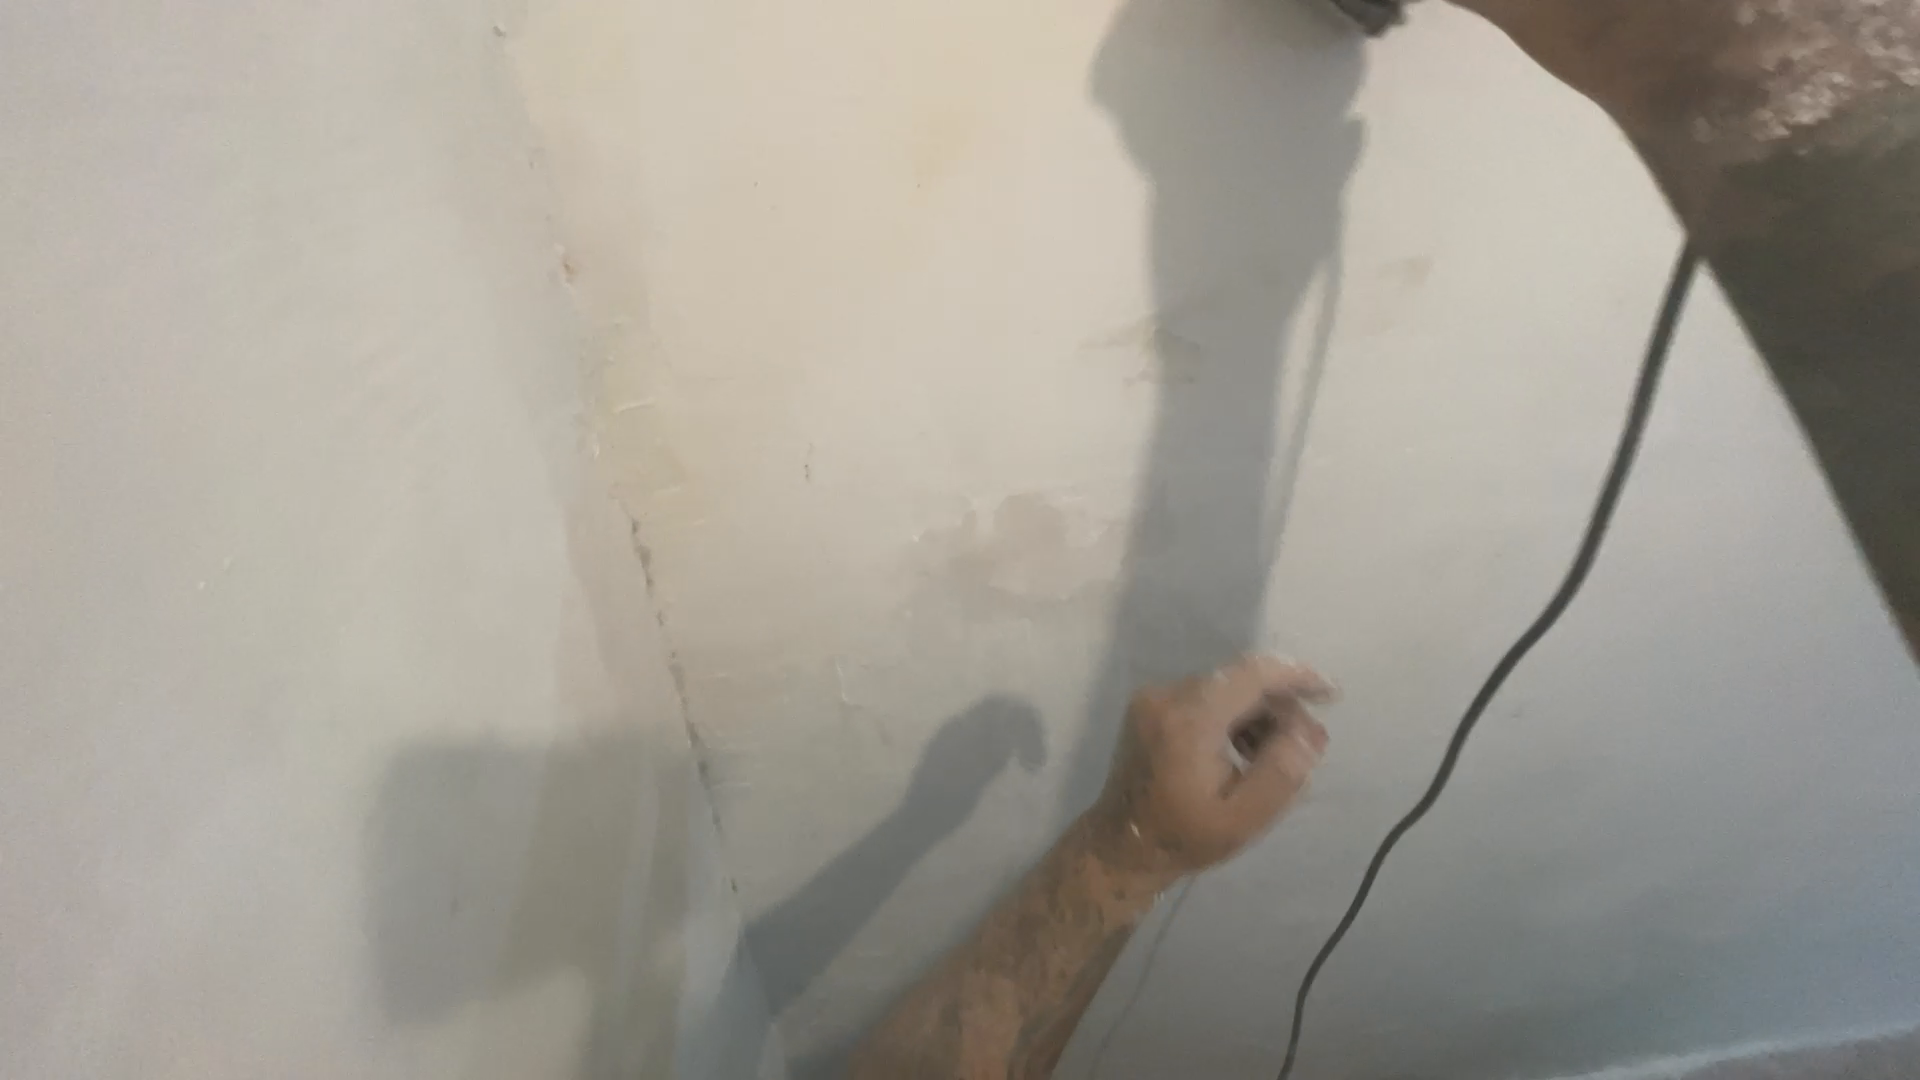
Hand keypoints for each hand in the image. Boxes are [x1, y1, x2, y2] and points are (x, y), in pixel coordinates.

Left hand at [1089, 655, 1332, 879]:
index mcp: (1189, 720)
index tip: (1330, 694)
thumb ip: (1282, 771)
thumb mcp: (1245, 818)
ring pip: (1223, 688)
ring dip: (1256, 713)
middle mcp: (1166, 696)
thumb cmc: (1185, 836)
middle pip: (1239, 680)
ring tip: (1274, 756)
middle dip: (1280, 706)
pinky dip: (1230, 715)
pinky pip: (1202, 697)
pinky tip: (1244, 750)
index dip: (1296, 676)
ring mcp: (1153, 698)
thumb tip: (1307, 730)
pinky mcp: (1149, 706)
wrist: (1123, 842)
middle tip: (1309, 745)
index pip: (1251, 674)